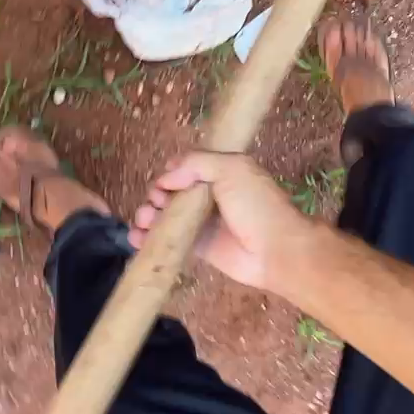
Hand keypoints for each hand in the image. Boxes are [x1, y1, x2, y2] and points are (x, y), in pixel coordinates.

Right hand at [128, 153, 317, 291]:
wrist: (276, 250)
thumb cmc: (256, 204)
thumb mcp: (231, 169)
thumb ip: (197, 163)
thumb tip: (166, 174)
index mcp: (220, 172)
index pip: (186, 168)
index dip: (170, 174)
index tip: (163, 184)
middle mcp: (210, 195)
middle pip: (172, 192)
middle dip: (155, 196)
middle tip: (153, 205)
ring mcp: (204, 222)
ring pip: (168, 216)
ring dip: (149, 216)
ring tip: (142, 222)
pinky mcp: (199, 247)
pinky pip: (171, 240)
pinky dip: (151, 239)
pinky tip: (137, 240)